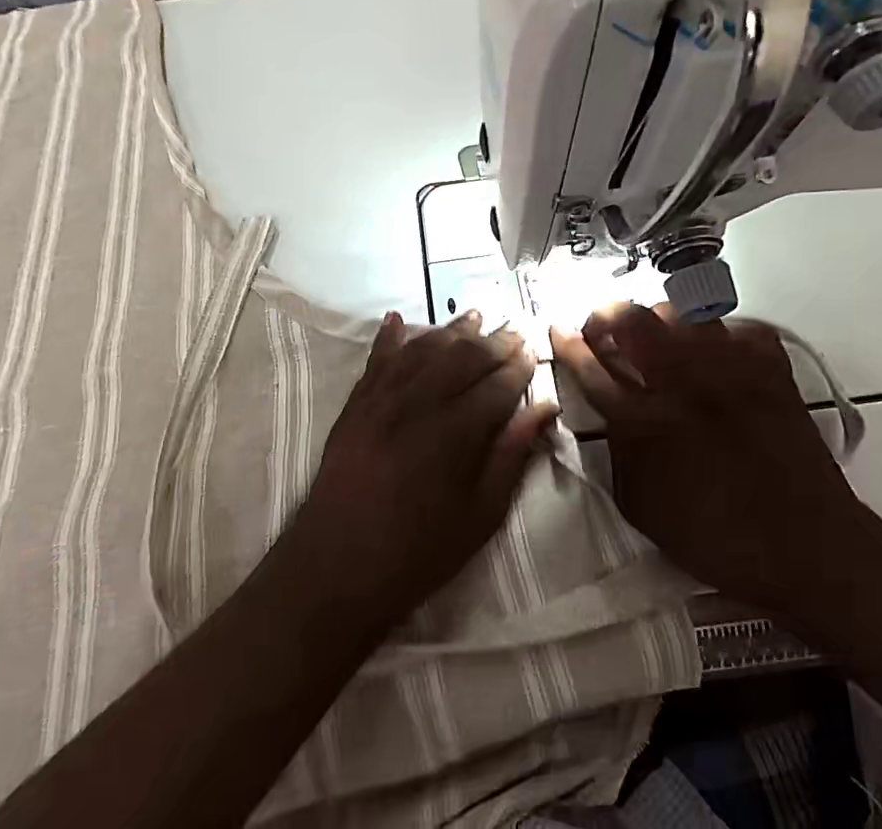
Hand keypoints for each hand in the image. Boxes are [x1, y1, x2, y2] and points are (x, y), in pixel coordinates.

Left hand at [287, 311, 559, 623]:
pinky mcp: (354, 406)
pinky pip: (375, 361)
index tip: (533, 354)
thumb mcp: (480, 516)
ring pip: (421, 350)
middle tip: (513, 331)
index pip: (496, 385)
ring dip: (450, 331)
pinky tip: (397, 319)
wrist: (337, 565)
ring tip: (474, 316)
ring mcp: (381, 400)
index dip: (518, 368)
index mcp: (456, 433)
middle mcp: (419, 404)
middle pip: (462, 358)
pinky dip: (389, 337)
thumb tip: (544, 410)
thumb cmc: (419, 551)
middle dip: (492, 342)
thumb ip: (511, 457)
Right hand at [550, 304, 865, 610]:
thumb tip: (609, 415)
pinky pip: (735, 326)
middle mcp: (681, 381)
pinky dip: (717, 334)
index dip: (568, 344)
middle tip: (603, 331)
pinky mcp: (770, 368)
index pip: (590, 365)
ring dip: (658, 320)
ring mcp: (729, 368)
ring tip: (657, 339)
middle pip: (631, 319)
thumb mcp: (637, 504)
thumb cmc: (712, 536)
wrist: (803, 546)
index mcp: (641, 419)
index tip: (558, 331)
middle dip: (606, 316)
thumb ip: (615, 450)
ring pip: (682, 310)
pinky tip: (714, 356)